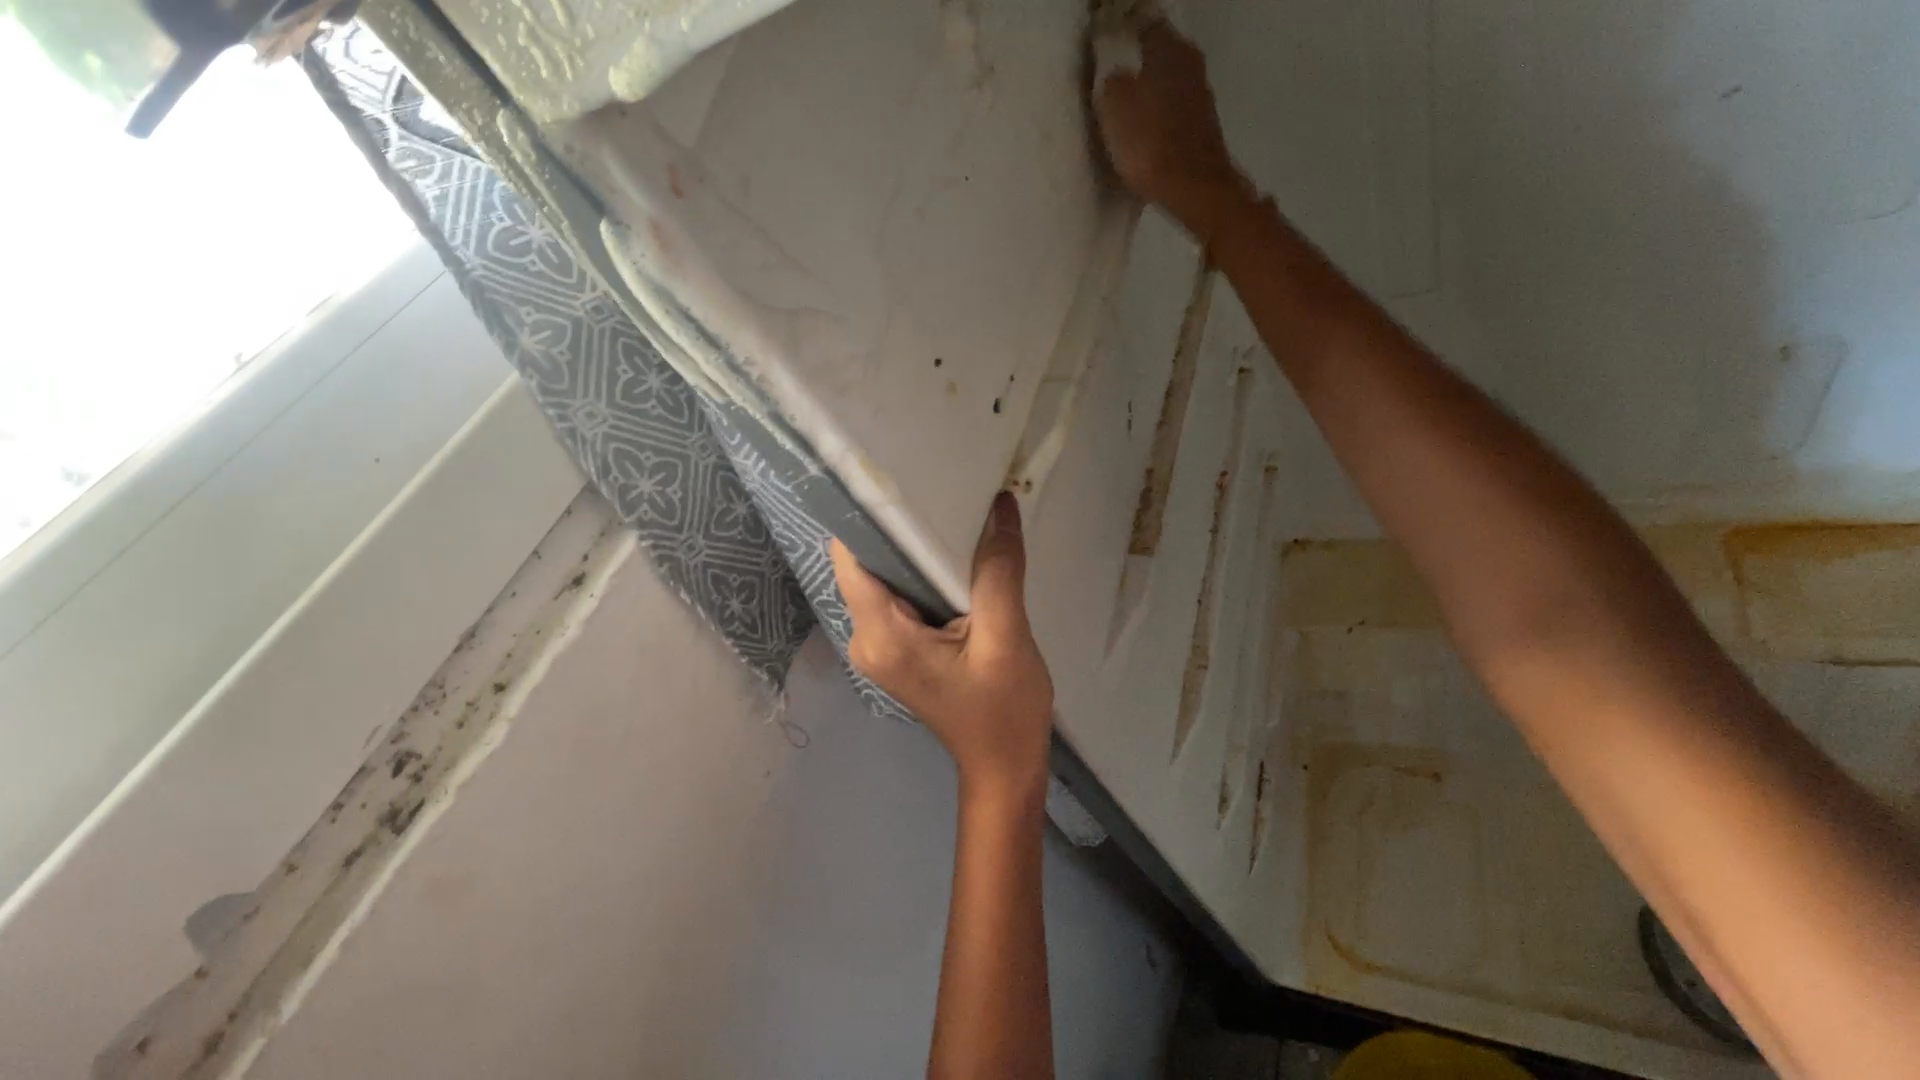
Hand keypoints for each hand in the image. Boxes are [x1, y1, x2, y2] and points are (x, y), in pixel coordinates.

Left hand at [829, 492, 1053, 802]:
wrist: (1004, 767)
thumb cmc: (1003, 711)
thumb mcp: (1006, 636)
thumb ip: (996, 569)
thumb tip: (1000, 505)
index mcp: (881, 636)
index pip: (851, 558)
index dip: (866, 516)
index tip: (896, 475)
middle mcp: (866, 638)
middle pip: (866, 564)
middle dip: (897, 528)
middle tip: (936, 483)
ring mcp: (879, 645)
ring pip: (884, 578)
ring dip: (913, 550)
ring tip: (950, 512)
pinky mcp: (897, 648)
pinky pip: (899, 596)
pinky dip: (922, 575)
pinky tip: (953, 555)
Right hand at [1092, 15, 1248, 239]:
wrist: (1193, 188)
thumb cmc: (1149, 143)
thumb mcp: (1113, 105)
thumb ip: (1111, 80)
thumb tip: (1116, 73)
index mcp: (1169, 48)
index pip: (1143, 22)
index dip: (1122, 29)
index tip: (1104, 38)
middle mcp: (1190, 62)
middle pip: (1159, 50)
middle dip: (1136, 57)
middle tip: (1110, 69)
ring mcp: (1200, 95)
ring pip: (1167, 79)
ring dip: (1148, 86)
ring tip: (1123, 99)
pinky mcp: (1202, 125)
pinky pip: (1173, 108)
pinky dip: (1158, 111)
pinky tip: (1144, 126)